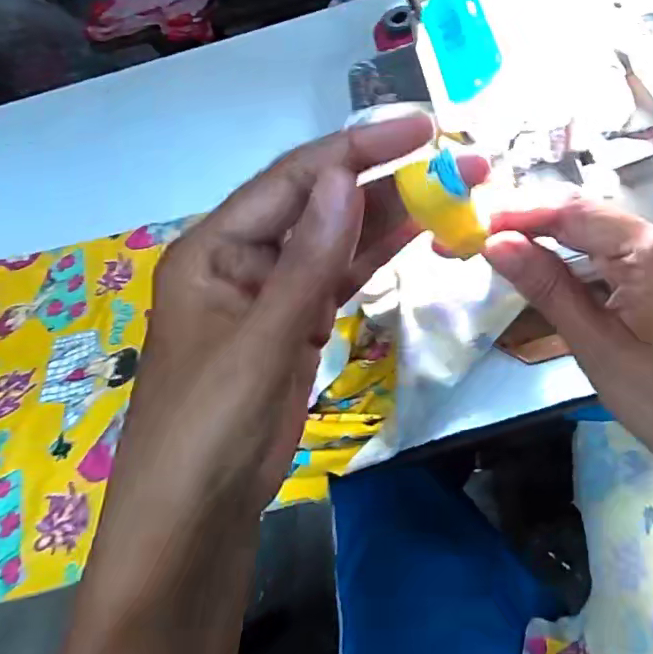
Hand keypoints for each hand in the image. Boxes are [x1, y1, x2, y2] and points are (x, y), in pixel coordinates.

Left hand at [112, 114, 436, 517]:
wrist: (193, 524)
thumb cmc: (208, 432)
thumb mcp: (262, 344)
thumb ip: (307, 260)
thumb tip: (345, 178)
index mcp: (214, 247)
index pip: (294, 180)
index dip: (358, 150)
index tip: (421, 130)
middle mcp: (242, 257)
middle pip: (322, 203)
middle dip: (388, 178)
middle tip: (459, 159)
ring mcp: (272, 292)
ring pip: (338, 239)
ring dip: (392, 215)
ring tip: (456, 190)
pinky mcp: (296, 324)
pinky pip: (340, 278)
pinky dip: (378, 257)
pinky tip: (420, 233)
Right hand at [484, 199, 652, 498]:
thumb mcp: (593, 342)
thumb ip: (545, 285)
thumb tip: (495, 243)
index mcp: (651, 250)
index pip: (574, 213)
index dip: (521, 215)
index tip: (477, 225)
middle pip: (584, 215)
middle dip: (531, 223)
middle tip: (481, 235)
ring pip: (594, 233)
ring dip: (548, 239)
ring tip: (501, 248)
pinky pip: (608, 254)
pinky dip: (572, 259)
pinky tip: (543, 268)